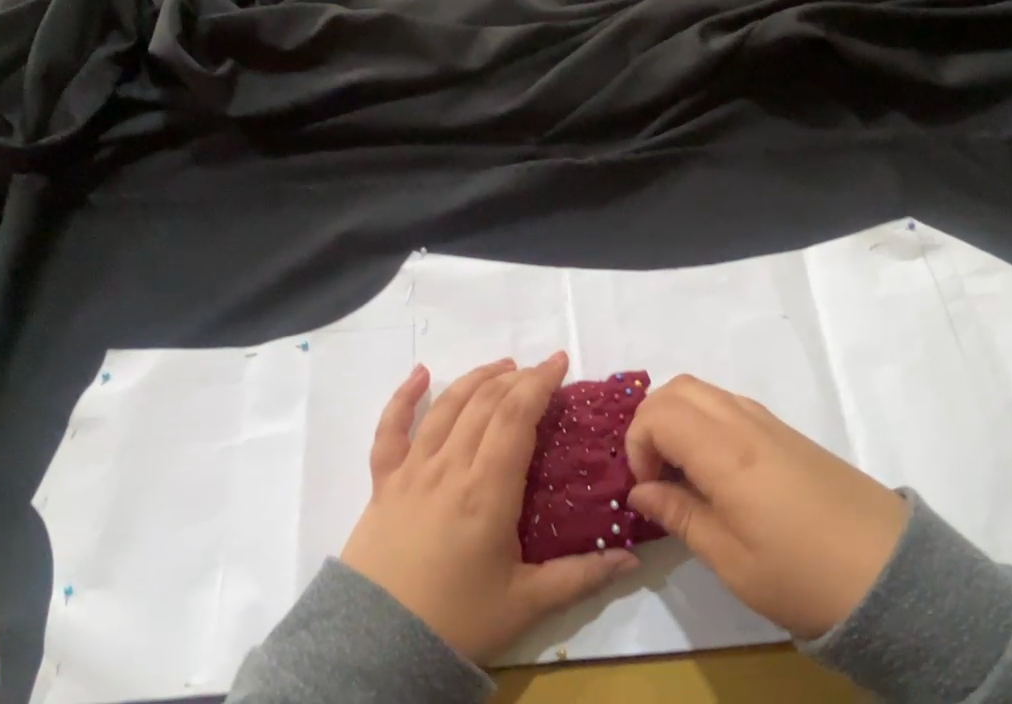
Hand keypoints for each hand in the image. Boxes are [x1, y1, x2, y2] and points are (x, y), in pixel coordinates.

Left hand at [341, 353, 640, 660]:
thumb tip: (632, 557)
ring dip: (476, 380)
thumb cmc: (457, 621)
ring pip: (445, 408)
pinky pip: (390, 430)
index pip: (516, 417)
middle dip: (516, 378)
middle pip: (484, 404)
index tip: (560, 363)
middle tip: (540, 372)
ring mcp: (412, 471)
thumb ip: (581, 576)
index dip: (539, 383)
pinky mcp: (384, 483)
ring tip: (501, 366)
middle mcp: (449, 467)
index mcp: (487, 490)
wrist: (379, 647)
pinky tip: (419, 374)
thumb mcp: (527, 603)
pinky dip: (403, 397)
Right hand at [625, 375, 909, 638]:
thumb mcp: (730, 560)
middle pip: (678, 388)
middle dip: (651, 421)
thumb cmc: (803, 575)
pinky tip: (715, 472)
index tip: (646, 488)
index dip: (637, 444)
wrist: (892, 577)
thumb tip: (642, 491)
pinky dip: (705, 422)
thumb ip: (680, 516)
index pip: (658, 414)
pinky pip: (731, 406)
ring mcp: (770, 424)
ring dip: (678, 419)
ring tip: (682, 474)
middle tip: (655, 473)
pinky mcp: (789, 434)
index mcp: (725, 451)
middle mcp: (744, 423)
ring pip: (705, 392)